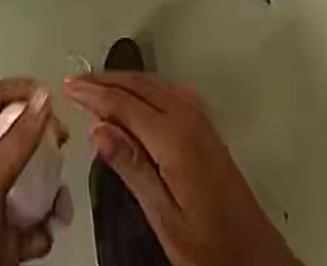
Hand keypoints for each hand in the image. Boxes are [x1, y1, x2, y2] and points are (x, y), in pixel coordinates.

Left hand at [0, 78, 71, 265]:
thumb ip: (18, 138)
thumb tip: (41, 98)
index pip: (0, 100)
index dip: (24, 91)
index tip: (50, 96)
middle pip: (25, 137)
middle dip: (47, 141)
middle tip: (61, 143)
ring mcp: (1, 200)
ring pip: (38, 179)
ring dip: (53, 191)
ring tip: (57, 203)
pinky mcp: (12, 231)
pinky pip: (39, 218)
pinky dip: (46, 226)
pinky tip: (41, 232)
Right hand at [65, 72, 301, 265]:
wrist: (259, 260)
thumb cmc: (210, 247)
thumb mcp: (165, 217)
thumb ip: (132, 168)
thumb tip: (98, 128)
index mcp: (174, 139)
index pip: (123, 103)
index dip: (92, 93)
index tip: (67, 87)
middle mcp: (189, 120)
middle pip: (139, 86)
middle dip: (104, 80)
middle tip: (75, 82)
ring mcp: (202, 122)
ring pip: (155, 85)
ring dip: (123, 80)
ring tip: (96, 86)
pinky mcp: (208, 130)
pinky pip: (170, 92)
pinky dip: (145, 87)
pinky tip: (137, 94)